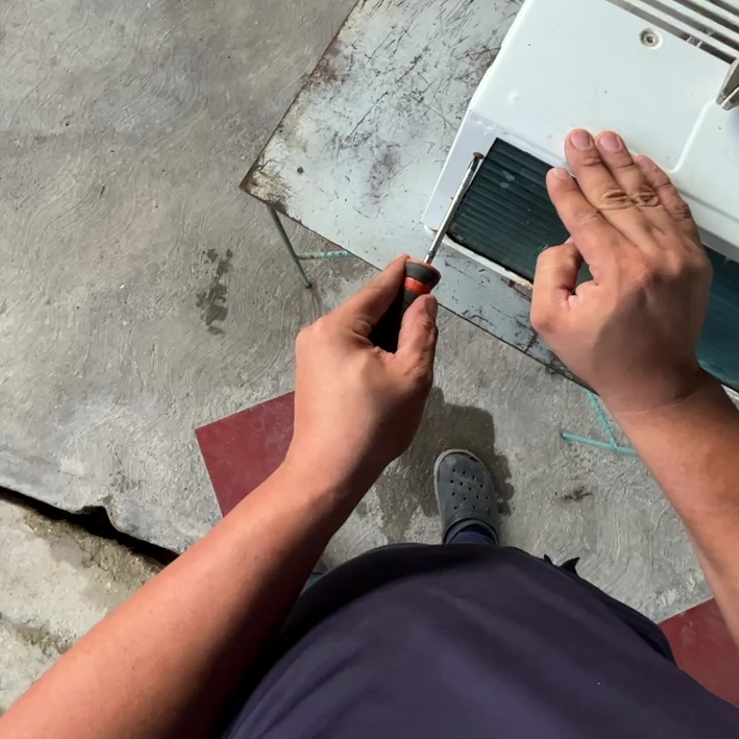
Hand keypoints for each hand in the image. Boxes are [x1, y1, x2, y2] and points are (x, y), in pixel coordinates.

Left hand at [284, 257, 438, 494]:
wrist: (328, 473)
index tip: (428, 266)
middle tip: (426, 333)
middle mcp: (319, 331)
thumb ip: (421, 332)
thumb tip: (425, 302)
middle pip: (369, 310)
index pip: (378, 288)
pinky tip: (386, 377)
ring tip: (407, 366)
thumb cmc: (372, 424)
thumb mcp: (411, 375)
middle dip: (399, 316)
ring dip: (387, 338)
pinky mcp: (312, 371)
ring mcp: (311, 352)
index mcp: (338, 326)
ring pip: (360, 331)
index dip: (406, 276)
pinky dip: (372, 352)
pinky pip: (349, 348)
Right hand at [531, 129, 711, 416]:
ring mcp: (679, 256)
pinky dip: (660, 184)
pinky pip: (677, 211)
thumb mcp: (551, 320)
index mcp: (616, 272)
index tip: (554, 170)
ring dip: (624, 165)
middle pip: (616, 199)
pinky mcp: (695, 259)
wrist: (658, 383)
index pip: (586, 218)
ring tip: (607, 139)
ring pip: (647, 198)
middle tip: (577, 137)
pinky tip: (644, 163)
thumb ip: (550, 271)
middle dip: (592, 165)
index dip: (567, 192)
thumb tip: (569, 240)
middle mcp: (652, 257)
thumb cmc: (602, 355)